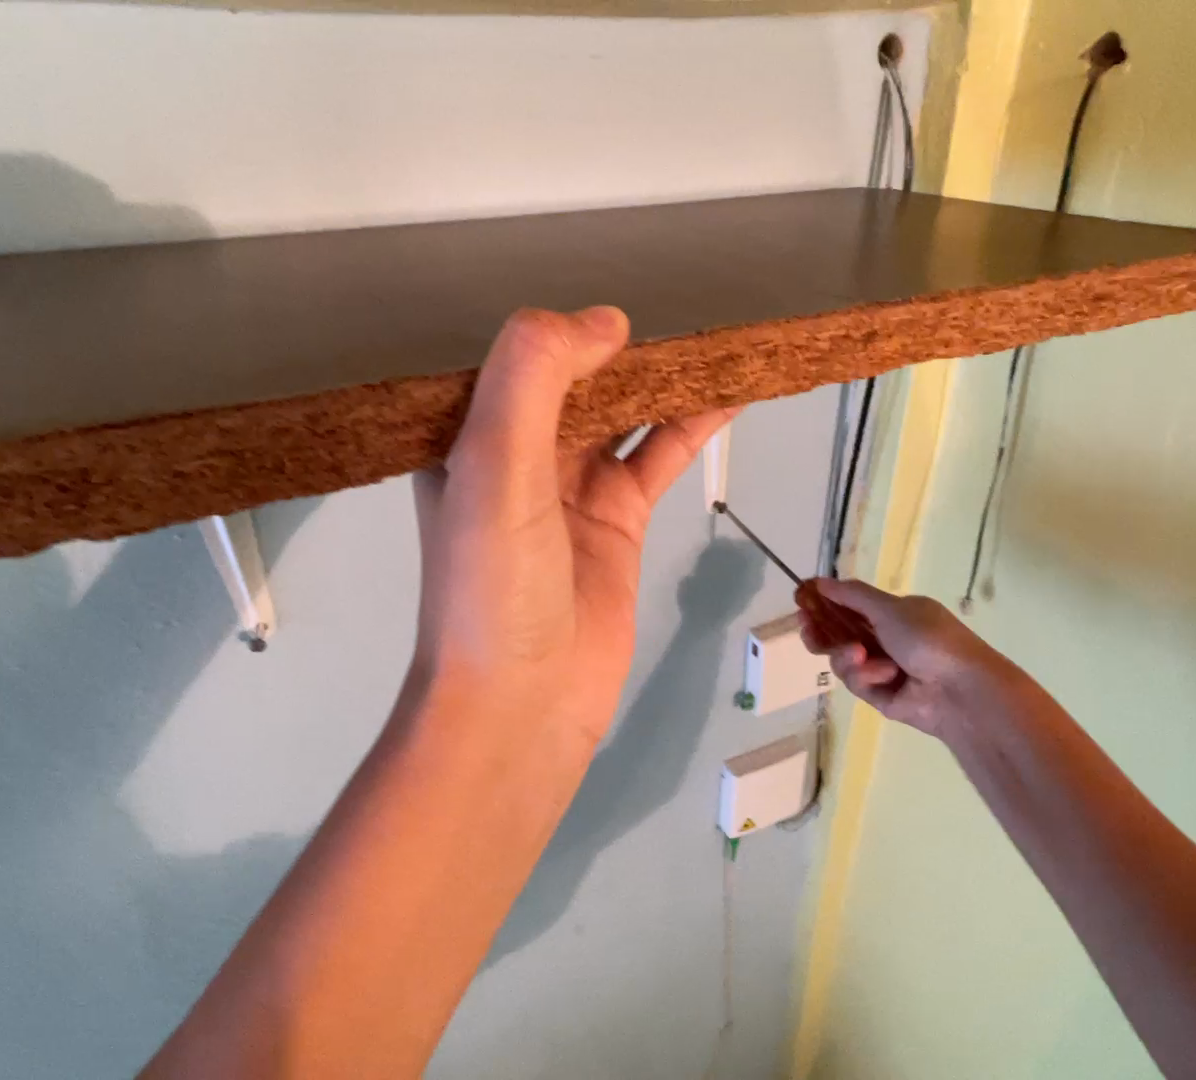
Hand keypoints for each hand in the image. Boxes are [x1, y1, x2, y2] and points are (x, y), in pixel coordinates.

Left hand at [412, 307, 735, 748]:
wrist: (523, 703)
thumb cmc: (494, 585)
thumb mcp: (493, 466)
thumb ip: (534, 377)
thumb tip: (608, 321)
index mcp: (464, 433)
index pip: (513, 355)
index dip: (560, 320)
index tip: (616, 278)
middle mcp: (516, 454)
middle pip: (575, 377)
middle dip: (623, 342)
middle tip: (684, 295)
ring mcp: (570, 487)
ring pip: (623, 411)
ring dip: (665, 376)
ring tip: (717, 331)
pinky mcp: (617, 519)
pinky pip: (657, 455)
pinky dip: (692, 423)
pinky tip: (731, 391)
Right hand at [798, 578, 1029, 746]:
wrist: (960, 689)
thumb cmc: (929, 638)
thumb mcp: (890, 608)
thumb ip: (852, 596)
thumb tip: (820, 581)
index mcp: (894, 614)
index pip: (850, 608)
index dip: (825, 606)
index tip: (802, 604)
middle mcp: (887, 640)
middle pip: (839, 637)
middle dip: (822, 634)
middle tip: (808, 631)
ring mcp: (883, 669)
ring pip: (843, 661)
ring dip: (848, 657)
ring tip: (861, 657)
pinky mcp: (881, 697)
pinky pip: (857, 684)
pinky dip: (867, 678)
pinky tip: (885, 677)